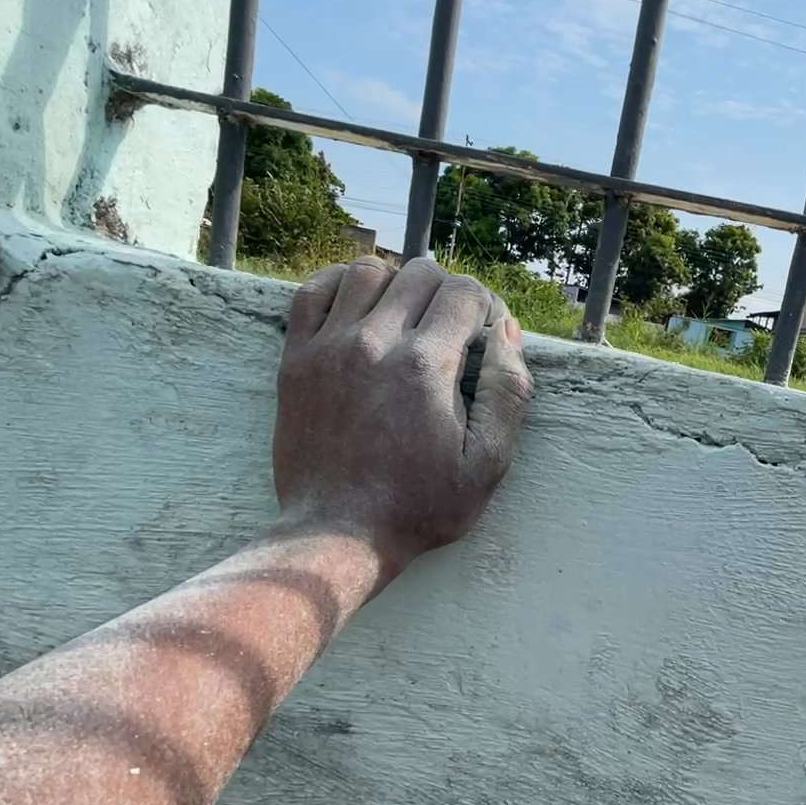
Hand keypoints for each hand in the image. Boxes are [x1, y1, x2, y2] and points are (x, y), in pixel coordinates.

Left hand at [271, 256, 532, 579]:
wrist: (339, 534)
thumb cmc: (419, 506)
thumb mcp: (488, 464)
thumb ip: (509, 393)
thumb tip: (508, 330)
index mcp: (428, 367)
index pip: (465, 292)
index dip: (486, 307)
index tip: (484, 335)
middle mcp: (376, 343)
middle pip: (420, 273)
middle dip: (447, 293)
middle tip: (452, 330)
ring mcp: (330, 348)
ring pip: (368, 271)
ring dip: (397, 285)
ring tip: (407, 319)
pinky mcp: (296, 361)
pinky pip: (312, 291)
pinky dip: (339, 285)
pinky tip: (358, 307)